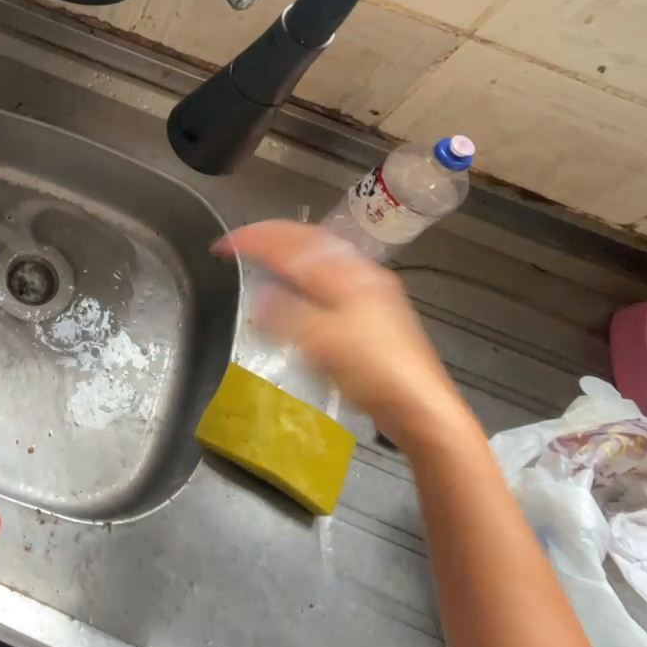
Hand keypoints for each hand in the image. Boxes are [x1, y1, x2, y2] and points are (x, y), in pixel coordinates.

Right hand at [216, 220, 475, 448]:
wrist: (423, 410)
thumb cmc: (375, 371)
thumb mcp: (322, 342)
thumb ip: (286, 315)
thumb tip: (258, 297)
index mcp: (350, 275)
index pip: (294, 244)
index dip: (255, 240)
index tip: (223, 246)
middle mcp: (362, 276)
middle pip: (312, 242)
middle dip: (274, 237)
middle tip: (242, 242)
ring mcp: (370, 296)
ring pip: (322, 261)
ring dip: (290, 253)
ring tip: (263, 257)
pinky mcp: (372, 319)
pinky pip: (329, 281)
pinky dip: (303, 276)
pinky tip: (295, 293)